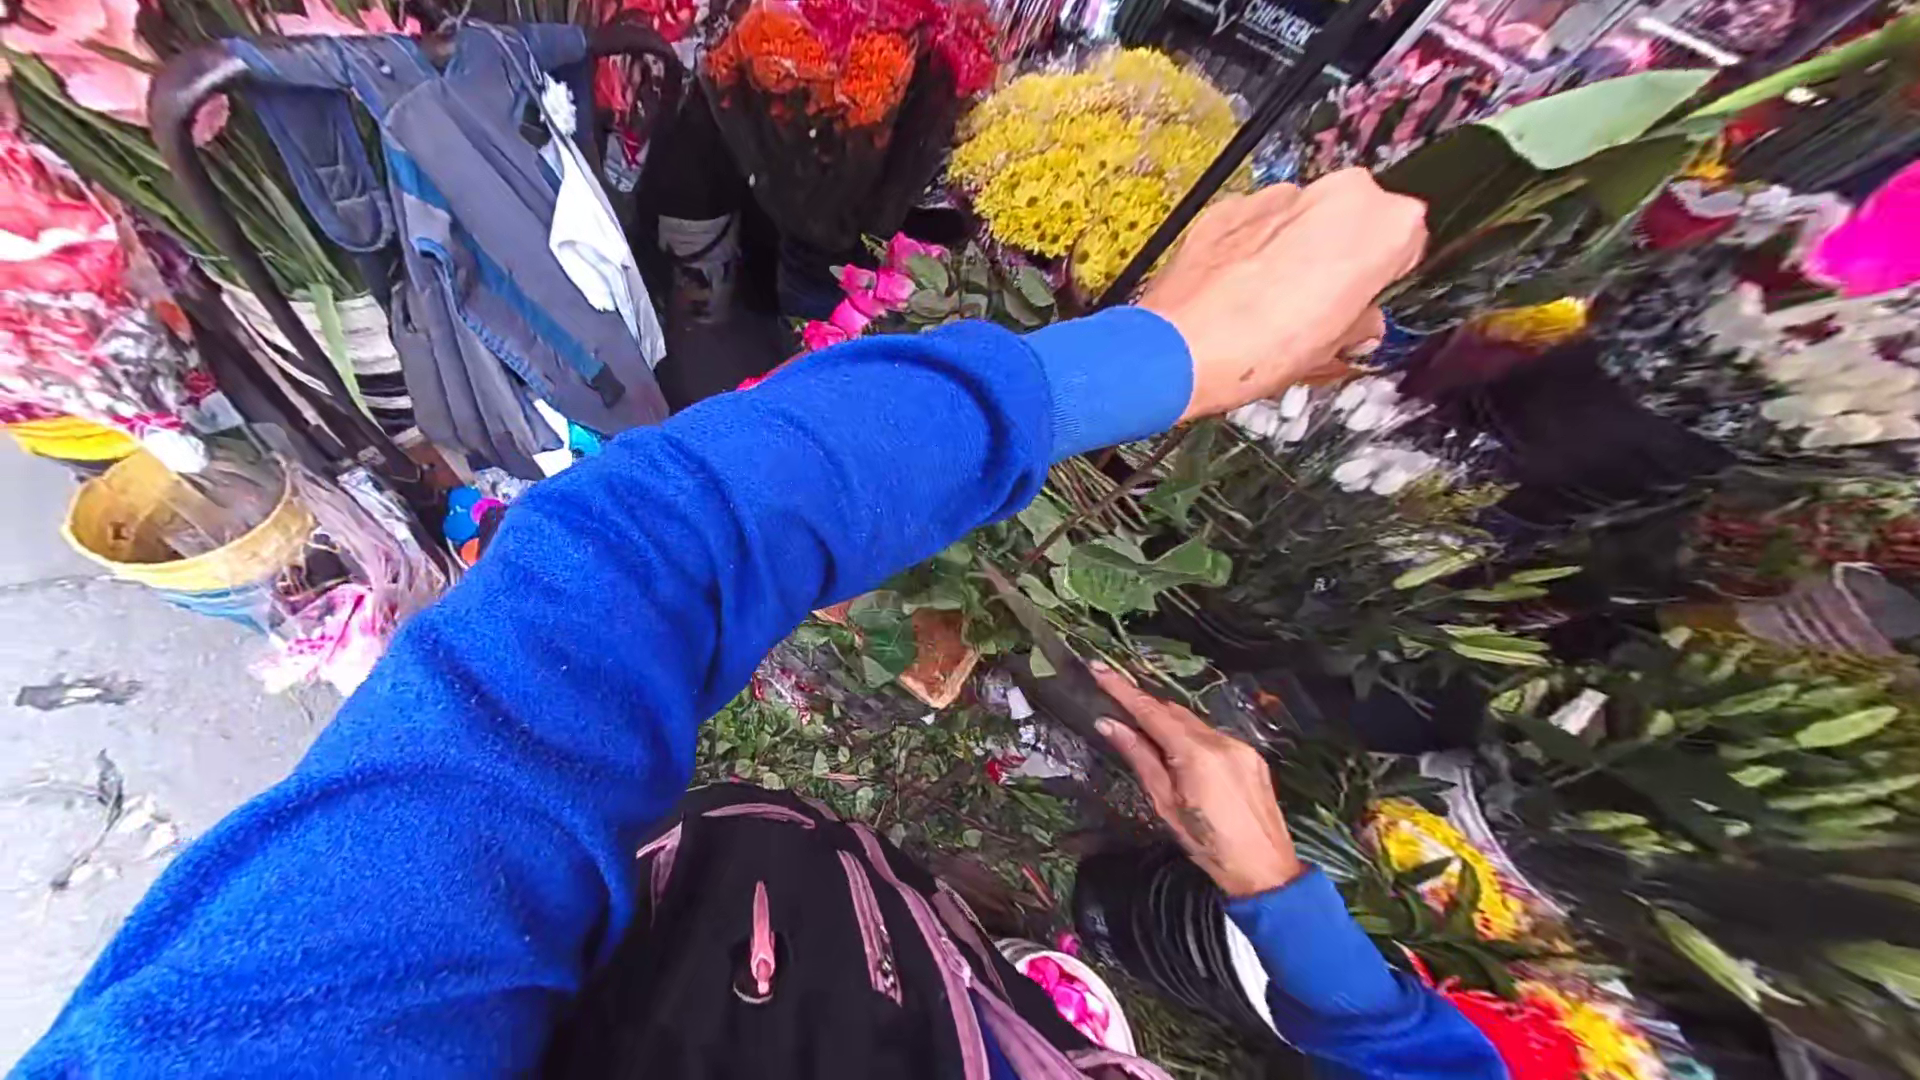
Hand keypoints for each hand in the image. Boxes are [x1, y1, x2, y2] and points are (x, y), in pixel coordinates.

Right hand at [1090, 665, 1303, 897]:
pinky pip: (1211, 735)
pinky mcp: (1250, 755)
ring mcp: (1239, 746)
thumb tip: (1109, 724)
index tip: (1100, 669)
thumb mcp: (1164, 802)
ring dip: (1167, 723)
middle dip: (1144, 706)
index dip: (1121, 688)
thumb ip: (1138, 756)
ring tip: (1145, 734)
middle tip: (1115, 701)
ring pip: (1192, 722)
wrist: (1266, 871)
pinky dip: (1190, 736)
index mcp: (1196, 753)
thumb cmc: (1208, 844)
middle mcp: (1221, 740)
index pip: (1150, 711)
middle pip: (1172, 711)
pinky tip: (1181, 753)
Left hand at [1139, 169, 1427, 421]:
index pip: (1403, 246)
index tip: (1356, 307)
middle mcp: (1337, 193)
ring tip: (1259, 307)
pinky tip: (1228, 292)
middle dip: (1333, 260)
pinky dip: (1245, 251)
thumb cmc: (1255, 354)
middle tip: (1307, 310)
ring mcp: (1276, 196)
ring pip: (1299, 222)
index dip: (1376, 282)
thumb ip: (1355, 324)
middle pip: (1349, 225)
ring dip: (1288, 253)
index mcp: (1386, 225)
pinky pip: (1250, 226)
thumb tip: (1358, 324)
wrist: (1174, 352)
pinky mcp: (1226, 208)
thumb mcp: (1327, 351)